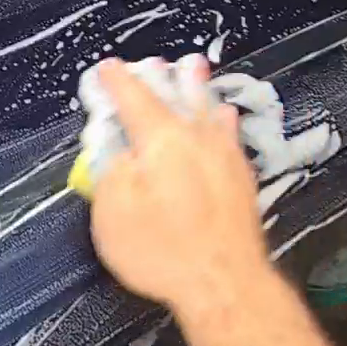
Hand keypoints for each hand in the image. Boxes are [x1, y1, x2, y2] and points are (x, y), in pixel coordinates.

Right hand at [87, 58, 271, 317]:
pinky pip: (229, 135)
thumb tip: (111, 148)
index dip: (117, 83)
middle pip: (178, 99)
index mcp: (161, 144)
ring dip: (198, 89)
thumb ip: (108, 171)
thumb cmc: (163, 251)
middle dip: (163, 78)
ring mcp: (223, 161)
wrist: (222, 283)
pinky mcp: (240, 182)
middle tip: (158, 62)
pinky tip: (225, 117)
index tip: (107, 70)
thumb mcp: (112, 212)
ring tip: (196, 70)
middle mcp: (196, 143)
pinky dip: (221, 119)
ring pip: (209, 111)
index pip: (134, 101)